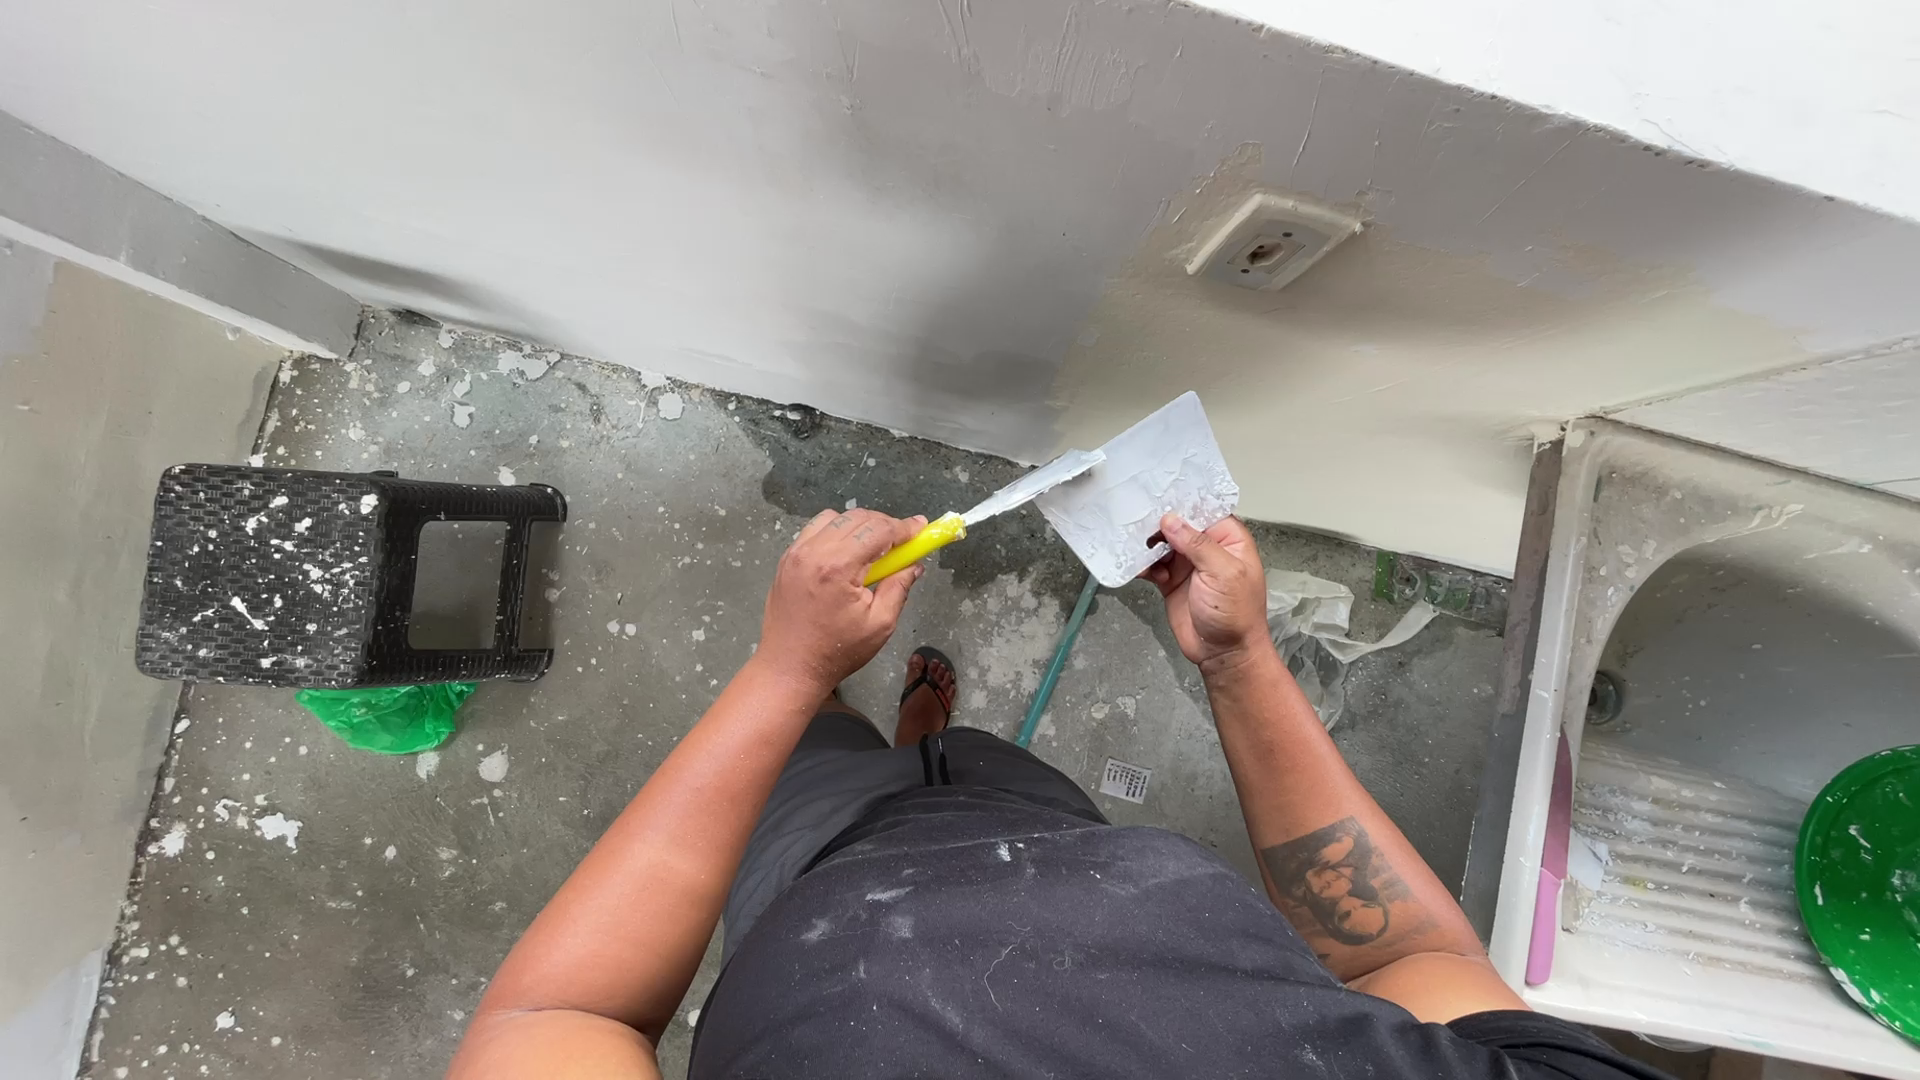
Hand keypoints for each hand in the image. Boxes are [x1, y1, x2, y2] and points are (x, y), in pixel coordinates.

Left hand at [756, 509, 926, 694]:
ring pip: (834, 518)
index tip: (922, 528)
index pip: (878, 530)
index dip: (904, 527)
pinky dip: (836, 531)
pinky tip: (846, 553)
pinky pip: (815, 529)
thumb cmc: (837, 651)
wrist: (789, 667)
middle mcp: (813, 552)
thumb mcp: (880, 624)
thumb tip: (914, 564)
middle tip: (903, 542)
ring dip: (859, 525)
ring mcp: (795, 553)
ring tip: (874, 548)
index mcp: (837, 568)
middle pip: (857, 518)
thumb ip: (899, 587)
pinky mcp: (787, 559)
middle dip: (885, 524)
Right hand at [1142, 514, 1272, 675]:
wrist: (1223, 653)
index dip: (1184, 504)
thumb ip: (1198, 544)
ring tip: (1141, 551)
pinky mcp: (1171, 580)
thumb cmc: (1237, 616)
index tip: (1161, 497)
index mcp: (1229, 540)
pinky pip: (1152, 564)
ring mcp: (1188, 565)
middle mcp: (1208, 549)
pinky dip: (1143, 565)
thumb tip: (1172, 520)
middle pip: (1179, 525)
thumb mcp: (1223, 573)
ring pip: (1162, 543)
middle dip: (1160, 524)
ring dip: (1148, 546)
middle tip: (1142, 524)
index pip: (1205, 510)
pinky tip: (1143, 570)